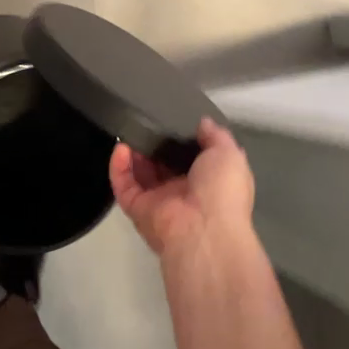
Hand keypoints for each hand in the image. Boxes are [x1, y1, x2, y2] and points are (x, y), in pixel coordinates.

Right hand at [109, 118, 254, 258]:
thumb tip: (203, 122)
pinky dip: (119, 167)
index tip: (173, 119)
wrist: (204, 229)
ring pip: (140, 174)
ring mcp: (158, 201)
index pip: (191, 158)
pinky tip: (121, 147)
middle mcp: (182, 192)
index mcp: (208, 181)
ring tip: (131, 129)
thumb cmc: (222, 189)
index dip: (182, 140)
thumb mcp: (229, 154)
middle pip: (162, 164)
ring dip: (134, 153)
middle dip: (154, 145)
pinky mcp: (137, 209)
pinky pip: (123, 185)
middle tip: (147, 122)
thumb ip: (216, 136)